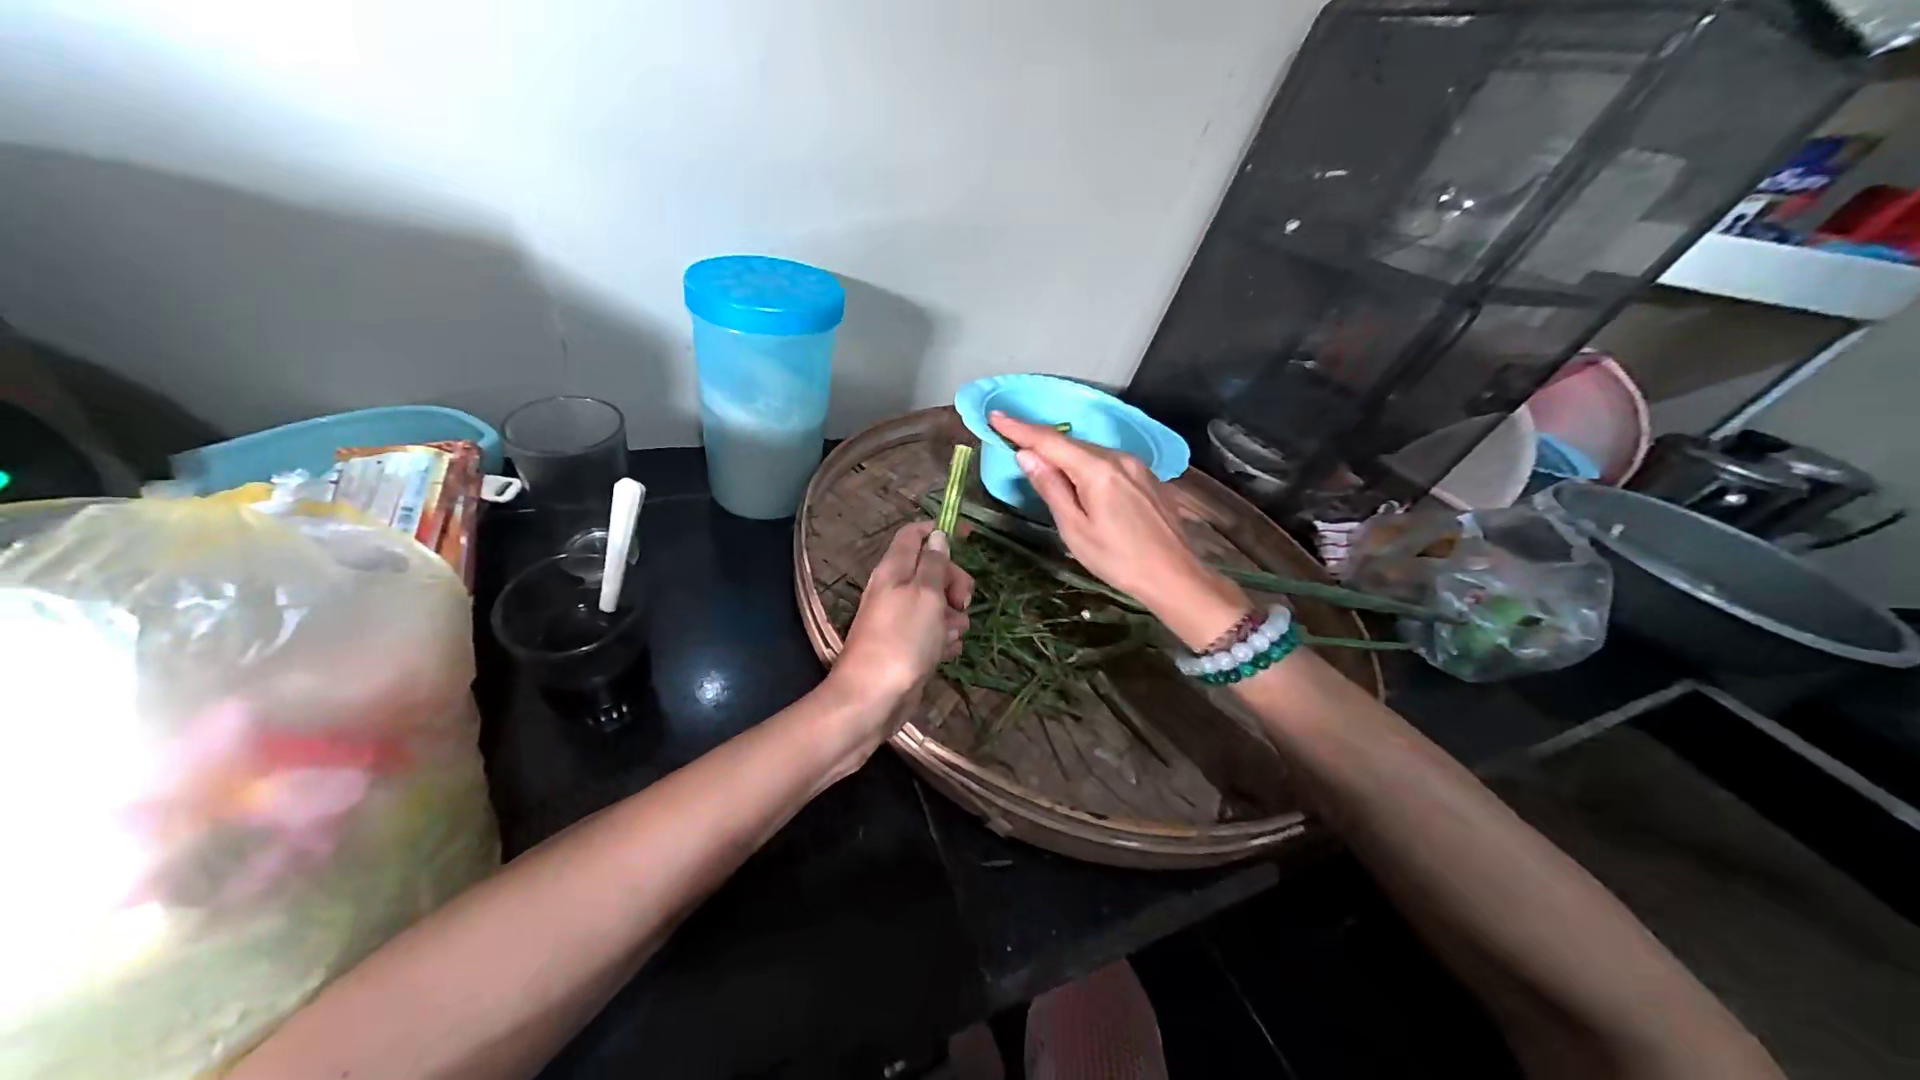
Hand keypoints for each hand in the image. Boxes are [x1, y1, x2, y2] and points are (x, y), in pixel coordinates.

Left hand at [829, 522, 972, 725]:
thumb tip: (937, 536)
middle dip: (954, 584)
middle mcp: (896, 590)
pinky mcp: (909, 645)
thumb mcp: (925, 594)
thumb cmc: (902, 639)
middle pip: (933, 571)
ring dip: (952, 618)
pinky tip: (944, 654)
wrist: (875, 696)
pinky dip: (944, 641)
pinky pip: (935, 633)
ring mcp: (902, 619)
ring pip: (939, 605)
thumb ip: (934, 564)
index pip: (913, 534)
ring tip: (948, 636)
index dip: (937, 532)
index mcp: (894, 569)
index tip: (964, 541)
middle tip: (961, 602)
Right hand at [989, 411, 1247, 649]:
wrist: (1174, 576)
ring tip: (1043, 465)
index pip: (1051, 442)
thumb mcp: (1075, 529)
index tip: (996, 416)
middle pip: (1072, 445)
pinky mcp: (1148, 478)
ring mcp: (1138, 466)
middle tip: (1012, 441)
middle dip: (1041, 442)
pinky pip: (1109, 463)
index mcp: (1098, 470)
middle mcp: (1120, 459)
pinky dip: (1087, 465)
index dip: (1020, 429)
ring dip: (1065, 456)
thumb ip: (1051, 488)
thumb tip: (1026, 456)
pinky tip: (1080, 480)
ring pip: (1091, 453)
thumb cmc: (1118, 560)